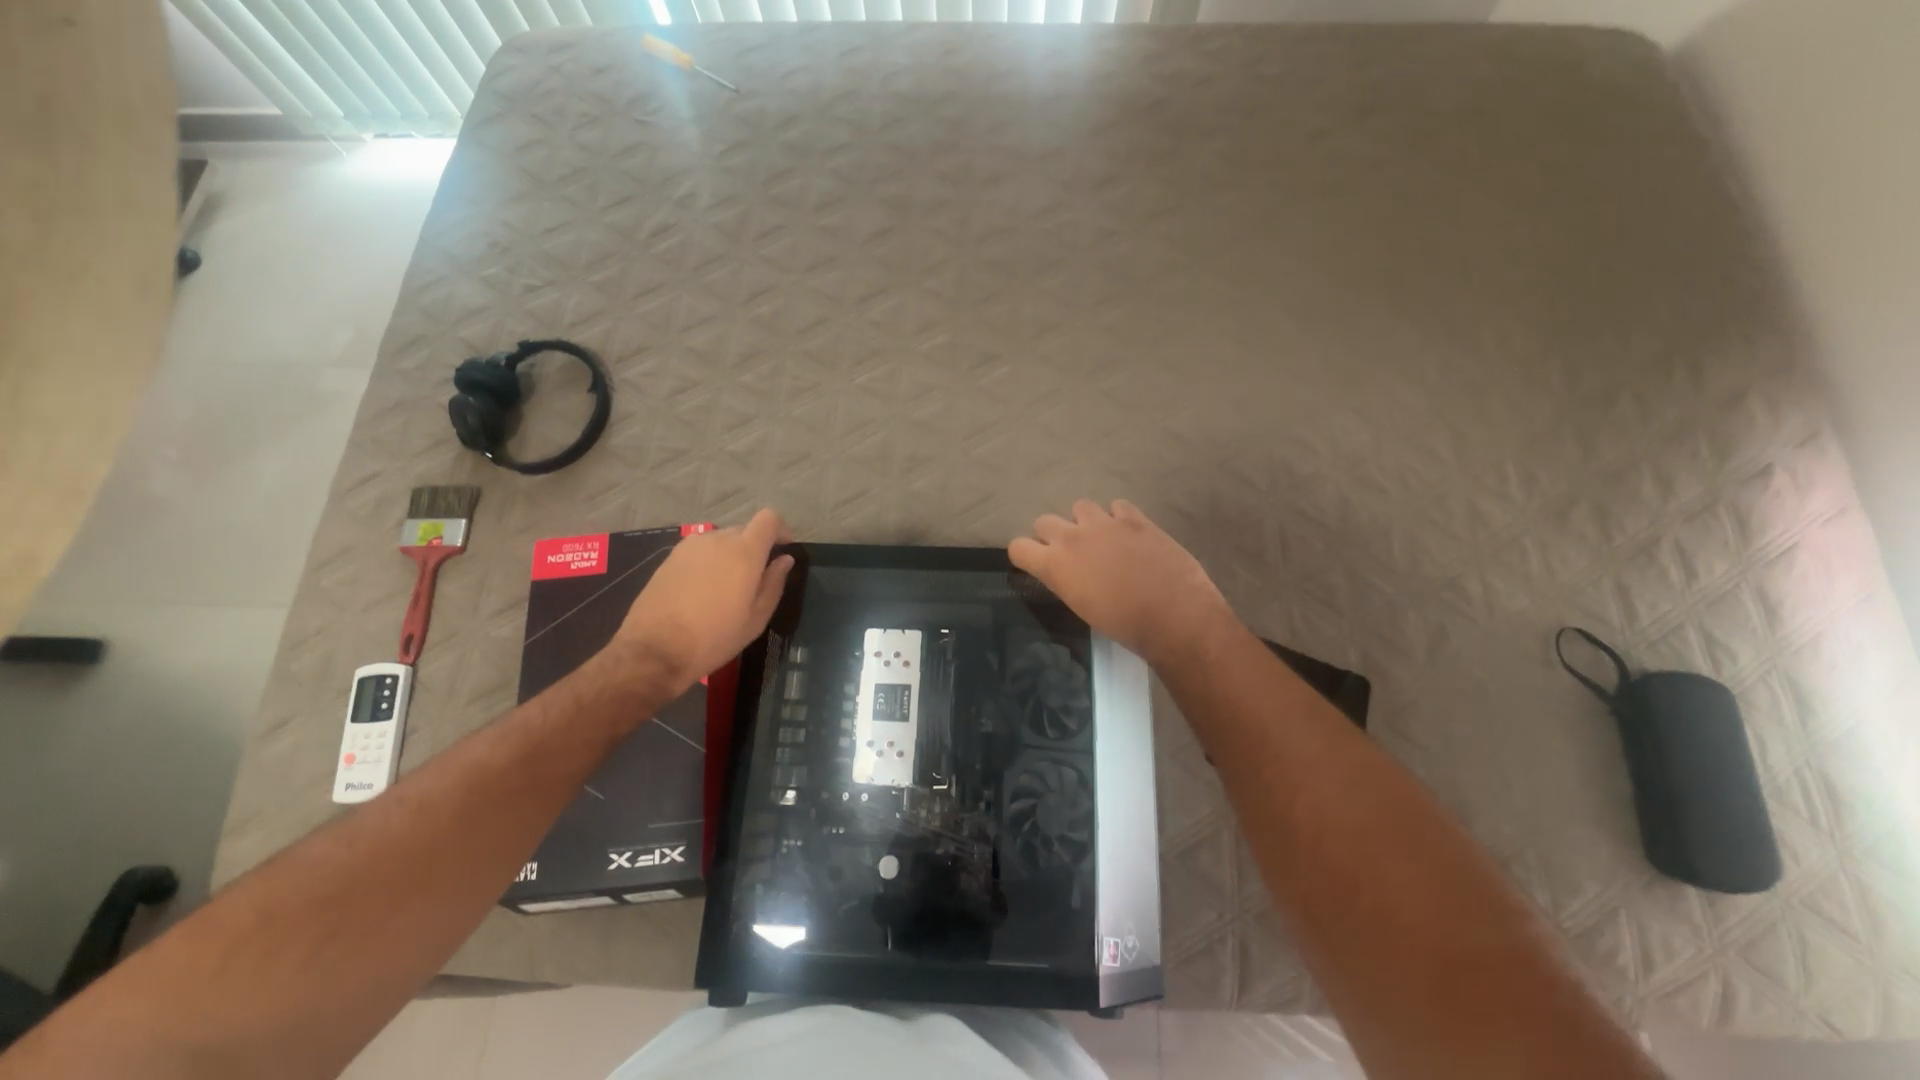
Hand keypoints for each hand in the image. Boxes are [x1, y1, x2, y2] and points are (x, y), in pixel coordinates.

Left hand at [613, 509, 794, 692]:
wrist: (655, 649)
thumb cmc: (714, 638)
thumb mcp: (756, 619)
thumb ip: (774, 583)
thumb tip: (784, 560)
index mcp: (744, 552)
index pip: (769, 519)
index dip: (780, 530)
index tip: (783, 550)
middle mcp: (717, 540)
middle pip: (744, 530)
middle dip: (755, 548)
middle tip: (755, 580)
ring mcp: (690, 546)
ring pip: (720, 541)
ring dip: (730, 555)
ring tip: (726, 588)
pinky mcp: (670, 557)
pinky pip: (700, 551)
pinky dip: (709, 562)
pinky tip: (702, 591)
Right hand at [1010, 499, 1235, 666]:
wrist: (1174, 615)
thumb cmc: (1125, 625)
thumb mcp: (1082, 607)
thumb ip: (1067, 580)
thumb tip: (1069, 571)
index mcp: (1055, 565)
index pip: (1018, 547)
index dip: (1026, 555)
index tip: (1036, 563)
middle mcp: (1073, 538)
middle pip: (1044, 521)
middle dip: (1052, 535)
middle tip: (1071, 554)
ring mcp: (1105, 523)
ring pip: (1080, 506)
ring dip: (1085, 521)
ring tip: (1101, 539)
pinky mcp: (1135, 518)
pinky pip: (1116, 505)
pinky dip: (1117, 517)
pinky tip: (1128, 534)